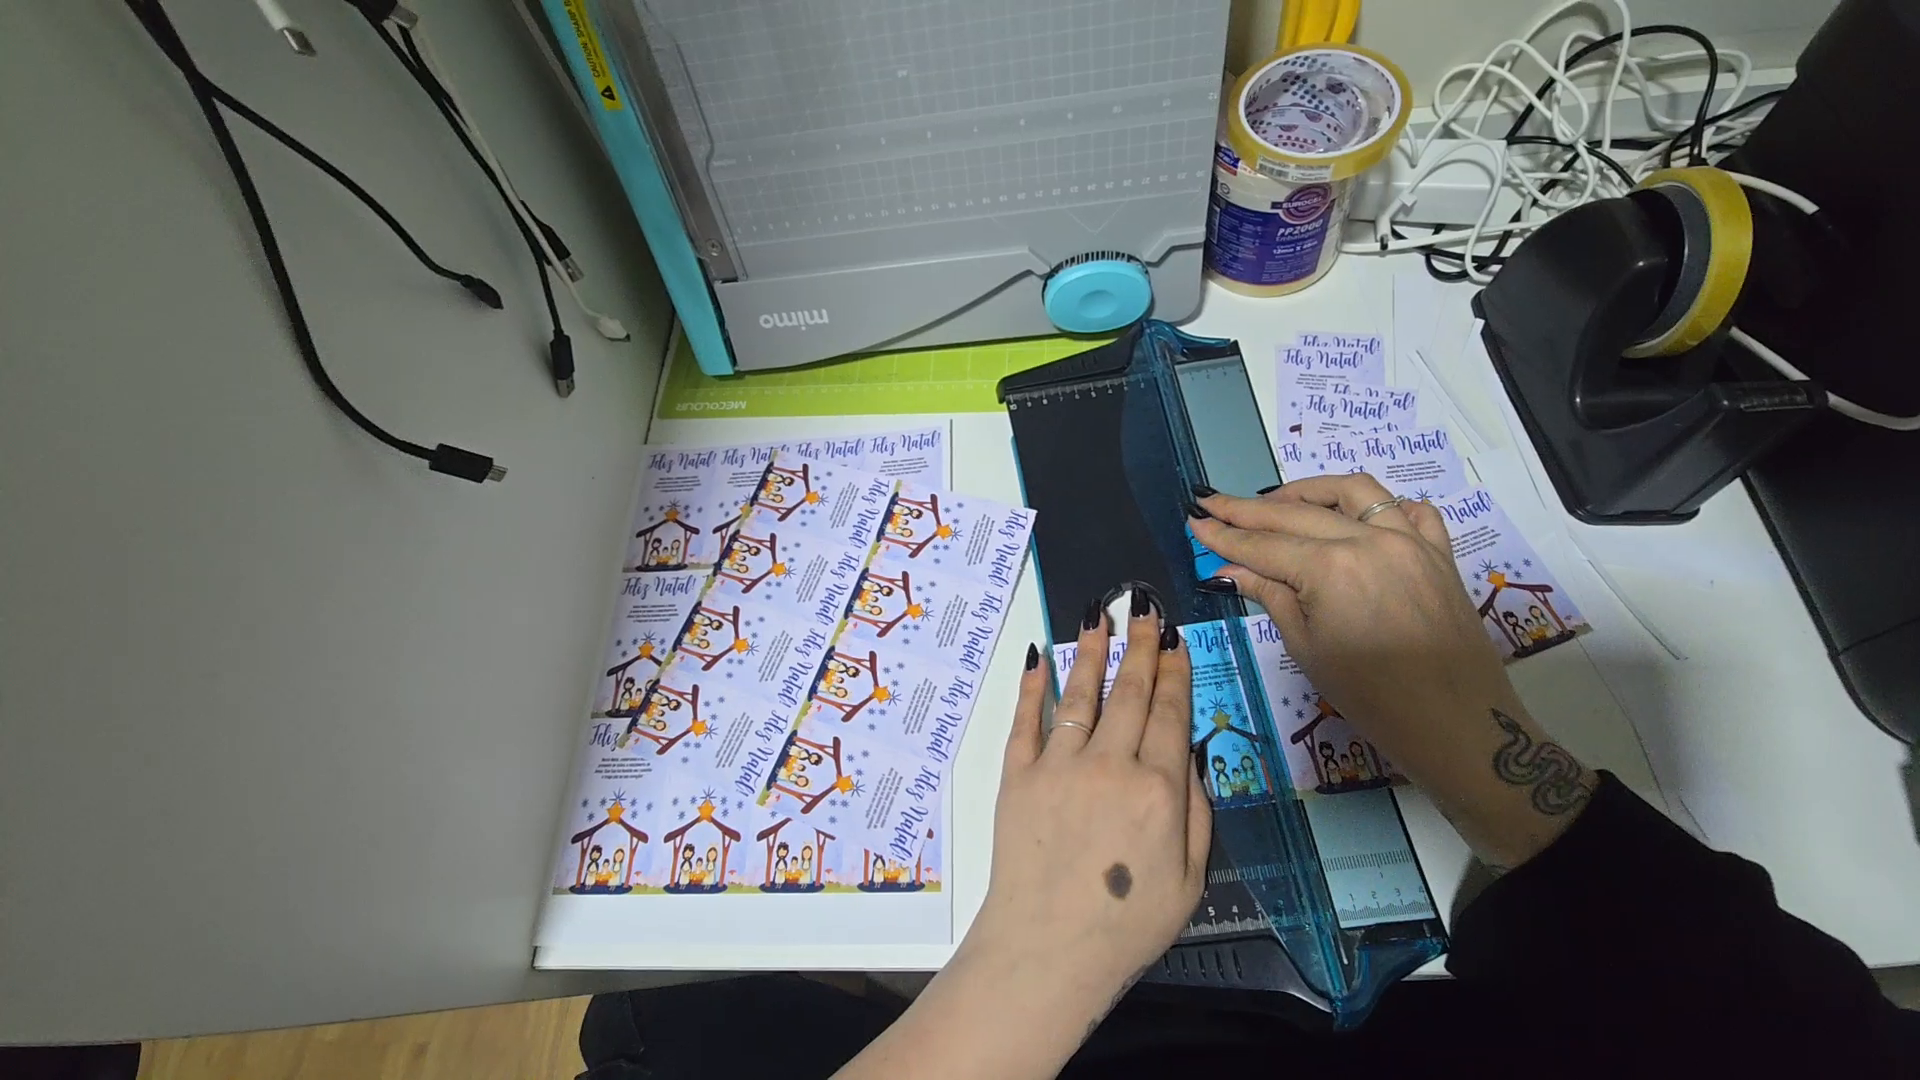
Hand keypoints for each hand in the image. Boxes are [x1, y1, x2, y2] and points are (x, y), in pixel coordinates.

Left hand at [835, 593, 1209, 1079]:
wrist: (1047, 949)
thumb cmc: (1127, 925)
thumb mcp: (1190, 879)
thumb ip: (1195, 810)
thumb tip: (1186, 752)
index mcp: (1157, 788)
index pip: (1169, 714)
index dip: (1173, 673)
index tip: (1174, 640)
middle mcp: (1110, 764)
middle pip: (1129, 693)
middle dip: (1140, 646)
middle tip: (1143, 608)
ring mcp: (1059, 766)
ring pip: (1080, 695)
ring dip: (1090, 651)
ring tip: (1097, 615)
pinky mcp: (1017, 775)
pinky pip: (1026, 721)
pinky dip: (1033, 687)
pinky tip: (1039, 658)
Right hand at [1190, 475, 1595, 868]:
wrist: (1455, 723)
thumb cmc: (1370, 697)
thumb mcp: (1307, 647)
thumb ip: (1270, 596)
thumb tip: (1230, 569)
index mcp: (1329, 568)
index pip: (1263, 544)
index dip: (1224, 534)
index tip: (1194, 518)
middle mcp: (1368, 540)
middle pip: (1296, 513)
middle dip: (1248, 508)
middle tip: (1213, 502)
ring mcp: (1409, 540)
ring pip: (1354, 492)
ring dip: (1309, 490)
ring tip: (1278, 500)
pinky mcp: (1438, 552)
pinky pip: (1409, 510)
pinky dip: (1380, 505)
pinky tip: (1357, 516)